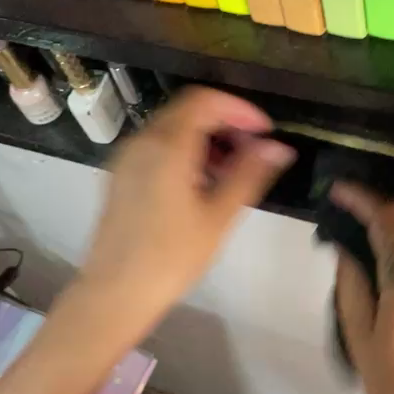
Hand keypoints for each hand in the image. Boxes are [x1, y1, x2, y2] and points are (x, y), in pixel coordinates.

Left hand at [79, 88, 295, 322]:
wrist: (114, 292)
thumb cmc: (171, 257)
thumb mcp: (218, 216)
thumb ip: (250, 174)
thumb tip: (279, 148)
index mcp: (167, 145)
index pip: (205, 100)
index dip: (239, 109)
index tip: (265, 132)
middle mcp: (142, 141)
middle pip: (188, 110)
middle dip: (224, 122)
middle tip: (253, 152)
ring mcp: (126, 157)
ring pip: (171, 128)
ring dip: (205, 137)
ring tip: (231, 172)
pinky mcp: (119, 175)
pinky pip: (156, 146)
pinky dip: (183, 151)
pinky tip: (201, 184)